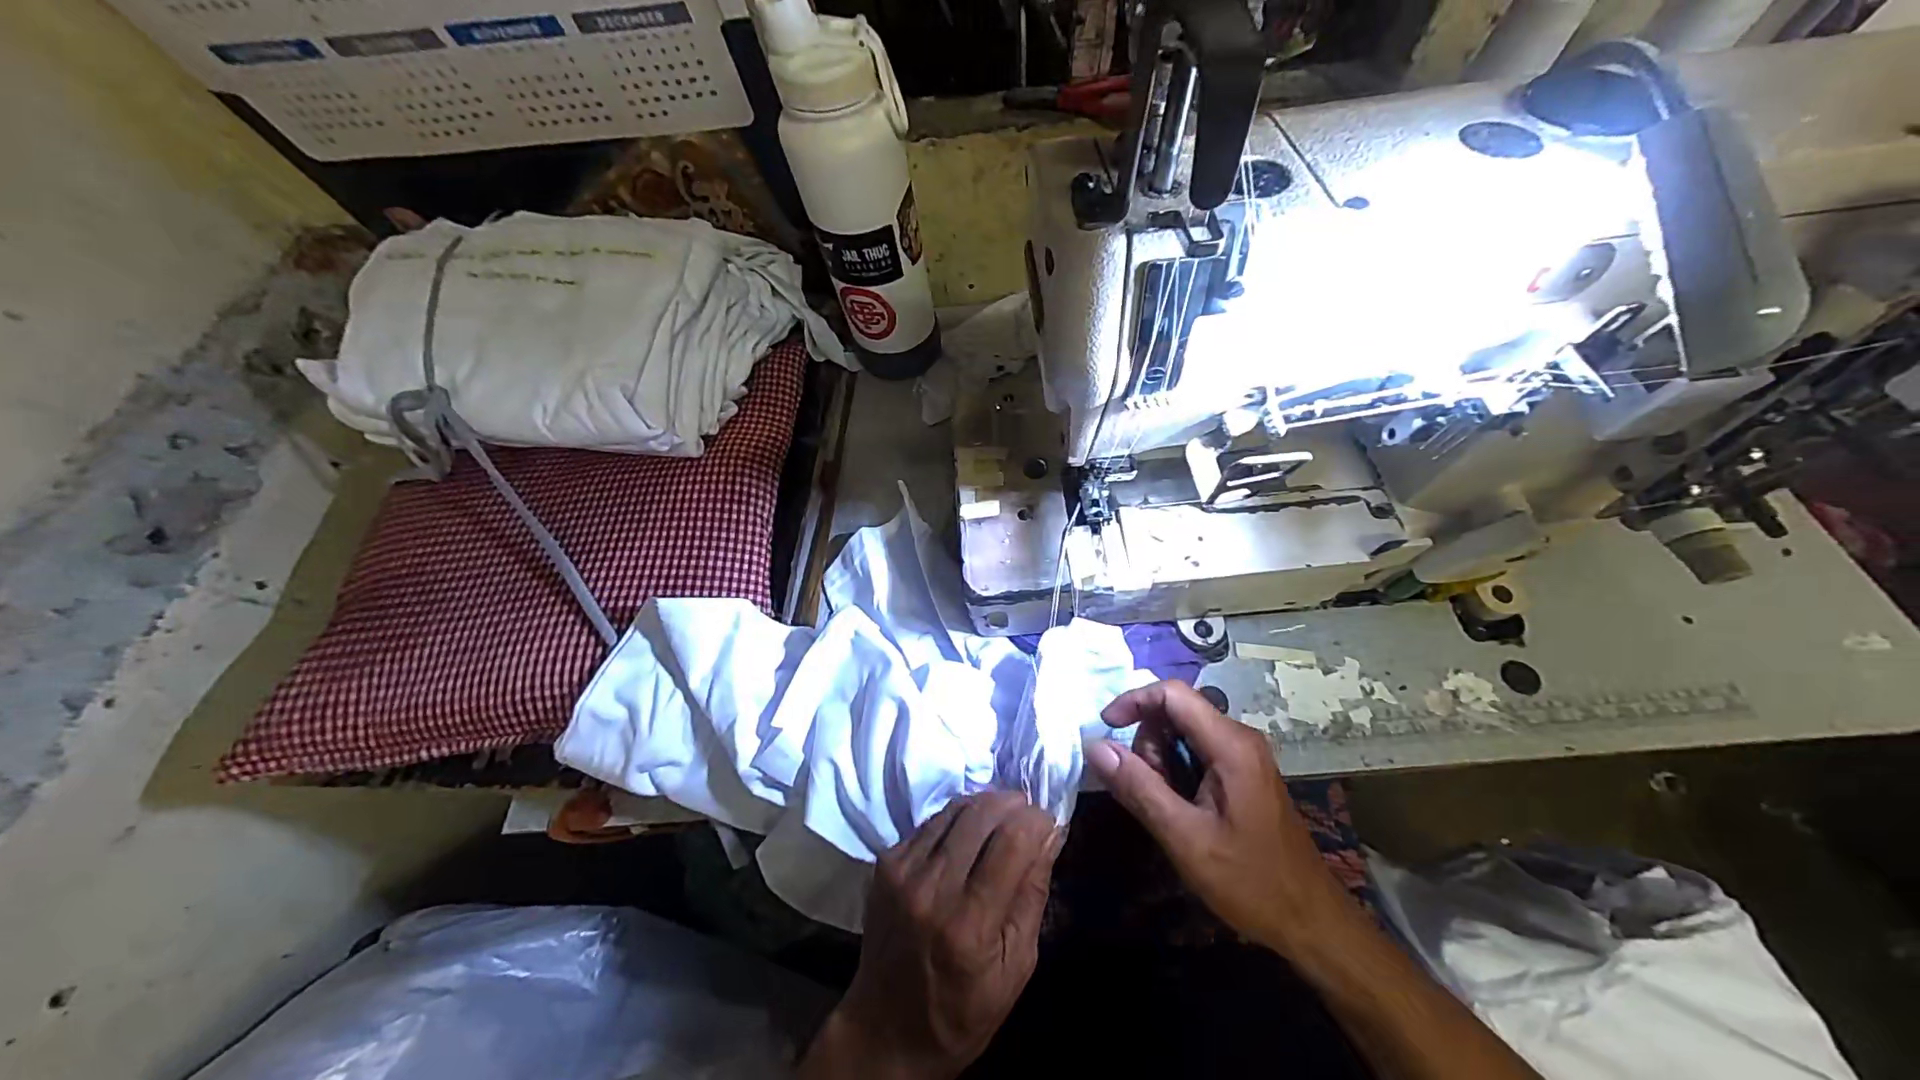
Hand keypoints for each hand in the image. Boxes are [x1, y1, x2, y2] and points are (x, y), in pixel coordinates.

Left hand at [799, 792, 1062, 1079]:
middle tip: (1028, 814)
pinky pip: (930, 823)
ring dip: (985, 806)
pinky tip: (967, 837)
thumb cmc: (962, 1010)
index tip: (1049, 823)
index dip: (1037, 820)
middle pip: (981, 814)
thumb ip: (1032, 895)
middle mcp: (931, 889)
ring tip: (1002, 819)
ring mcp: (902, 872)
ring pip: (954, 810)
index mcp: (969, 924)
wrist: (886, 1029)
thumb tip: (1050, 835)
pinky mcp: (885, 863)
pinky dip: (956, 821)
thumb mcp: (1016, 967)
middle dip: (1013, 804)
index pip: (1011, 841)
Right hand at [1084, 680, 1348, 954]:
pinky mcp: (1243, 773)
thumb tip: (1095, 746)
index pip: (1172, 693)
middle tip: (1146, 791)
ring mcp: (1245, 755)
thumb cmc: (1250, 881)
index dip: (1133, 701)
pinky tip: (1180, 808)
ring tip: (1165, 807)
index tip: (1105, 730)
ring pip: (1184, 732)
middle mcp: (1240, 738)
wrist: (1311, 921)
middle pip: (1176, 711)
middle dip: (1148, 742)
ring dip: (1160, 759)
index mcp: (1230, 745)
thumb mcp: (1185, 837)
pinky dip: (1177, 769)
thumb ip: (1139, 788)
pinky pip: (1198, 751)